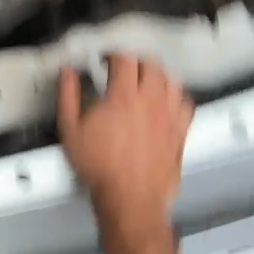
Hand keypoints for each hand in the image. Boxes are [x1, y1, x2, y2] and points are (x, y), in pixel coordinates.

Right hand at [57, 54, 194, 244]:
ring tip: (144, 79)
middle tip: (123, 67)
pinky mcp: (181, 133)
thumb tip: (67, 72)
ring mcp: (170, 117)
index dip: (113, 54)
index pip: (125, 59)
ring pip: (172, 81)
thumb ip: (67, 95)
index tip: (103, 61)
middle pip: (152, 65)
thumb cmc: (98, 165)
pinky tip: (165, 101)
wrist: (131, 199)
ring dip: (157, 74)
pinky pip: (186, 103)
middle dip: (136, 60)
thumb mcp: (69, 129)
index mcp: (122, 97)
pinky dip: (176, 95)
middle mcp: (150, 102)